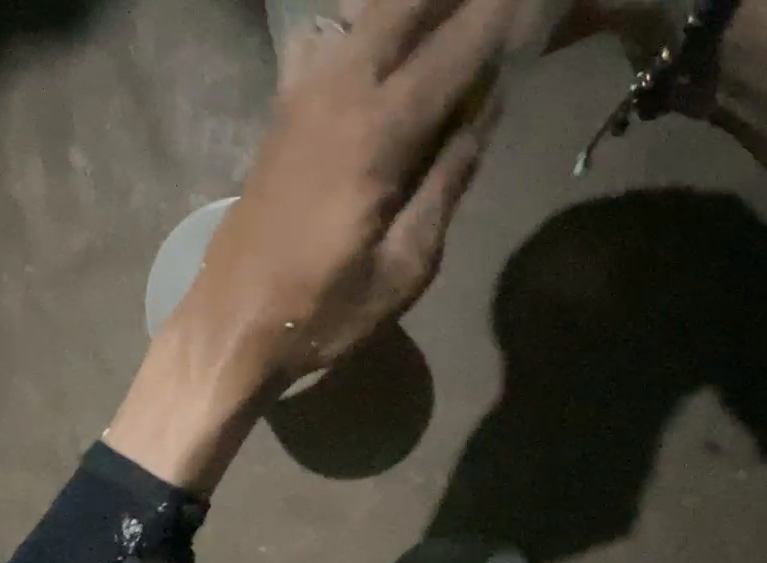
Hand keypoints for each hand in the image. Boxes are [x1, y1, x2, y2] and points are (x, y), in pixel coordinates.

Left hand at [173, 0, 539, 386]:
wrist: (228, 326)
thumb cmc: (320, 313)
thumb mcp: (403, 269)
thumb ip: (447, 183)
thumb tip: (485, 112)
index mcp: (376, 135)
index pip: (457, 49)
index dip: (503, 16)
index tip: (537, 1)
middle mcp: (336, 95)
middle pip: (403, 6)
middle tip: (496, 5)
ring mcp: (298, 100)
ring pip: (360, 14)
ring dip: (409, 5)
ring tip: (447, 17)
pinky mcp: (278, 116)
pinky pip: (324, 40)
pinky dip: (360, 26)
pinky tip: (381, 42)